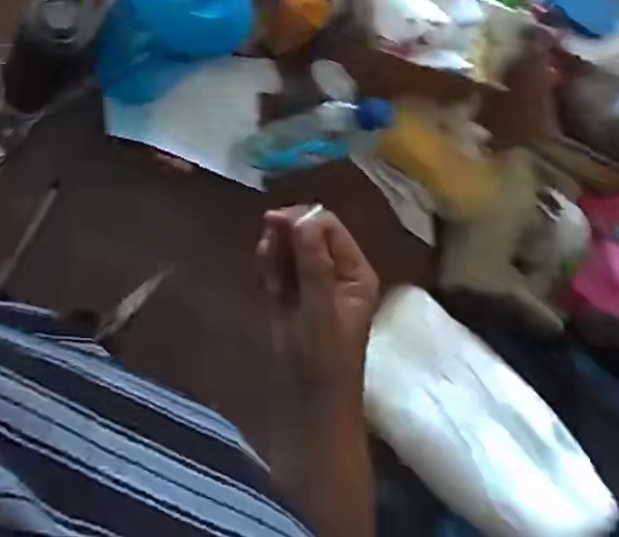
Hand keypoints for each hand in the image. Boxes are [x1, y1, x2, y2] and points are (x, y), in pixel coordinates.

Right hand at [257, 205, 379, 395]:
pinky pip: (275, 263)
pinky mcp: (291, 290)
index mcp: (355, 271)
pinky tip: (264, 287)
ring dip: (271, 253)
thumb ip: (312, 263)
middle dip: (282, 237)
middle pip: (305, 230)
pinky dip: (266, 268)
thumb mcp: (319, 308)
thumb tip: (302, 218)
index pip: (327, 224)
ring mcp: (312, 280)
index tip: (271, 225)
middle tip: (265, 254)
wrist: (309, 401)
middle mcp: (336, 270)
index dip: (300, 220)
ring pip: (286, 244)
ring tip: (267, 280)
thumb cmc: (323, 357)